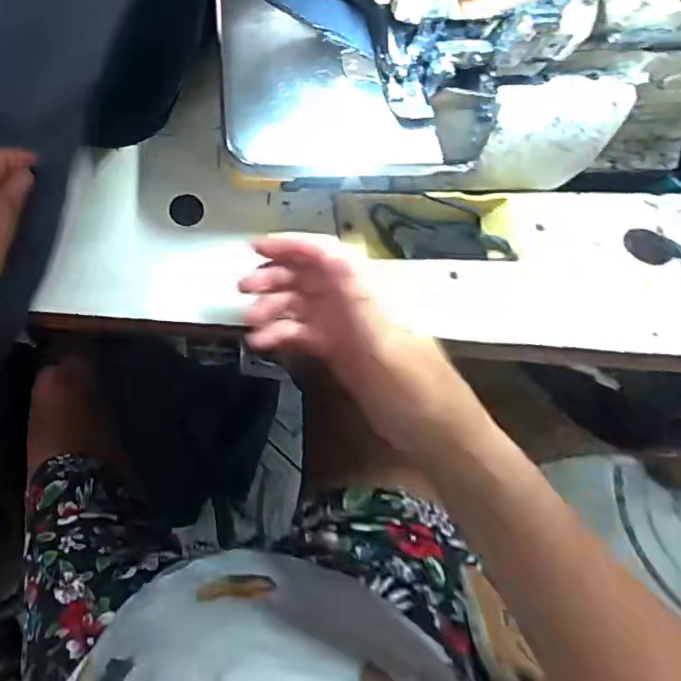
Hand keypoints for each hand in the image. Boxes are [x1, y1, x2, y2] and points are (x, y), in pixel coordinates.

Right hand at [238, 235, 493, 454]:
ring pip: (298, 302)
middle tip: (244, 288)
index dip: (291, 245)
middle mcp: (352, 301)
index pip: (325, 254)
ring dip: (271, 307)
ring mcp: (343, 325)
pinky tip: (261, 343)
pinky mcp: (336, 349)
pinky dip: (279, 333)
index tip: (257, 247)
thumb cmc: (419, 387)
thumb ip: (357, 299)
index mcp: (368, 291)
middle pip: (306, 275)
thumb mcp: (386, 342)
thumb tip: (331, 256)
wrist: (436, 436)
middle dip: (273, 276)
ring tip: (249, 321)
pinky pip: (300, 331)